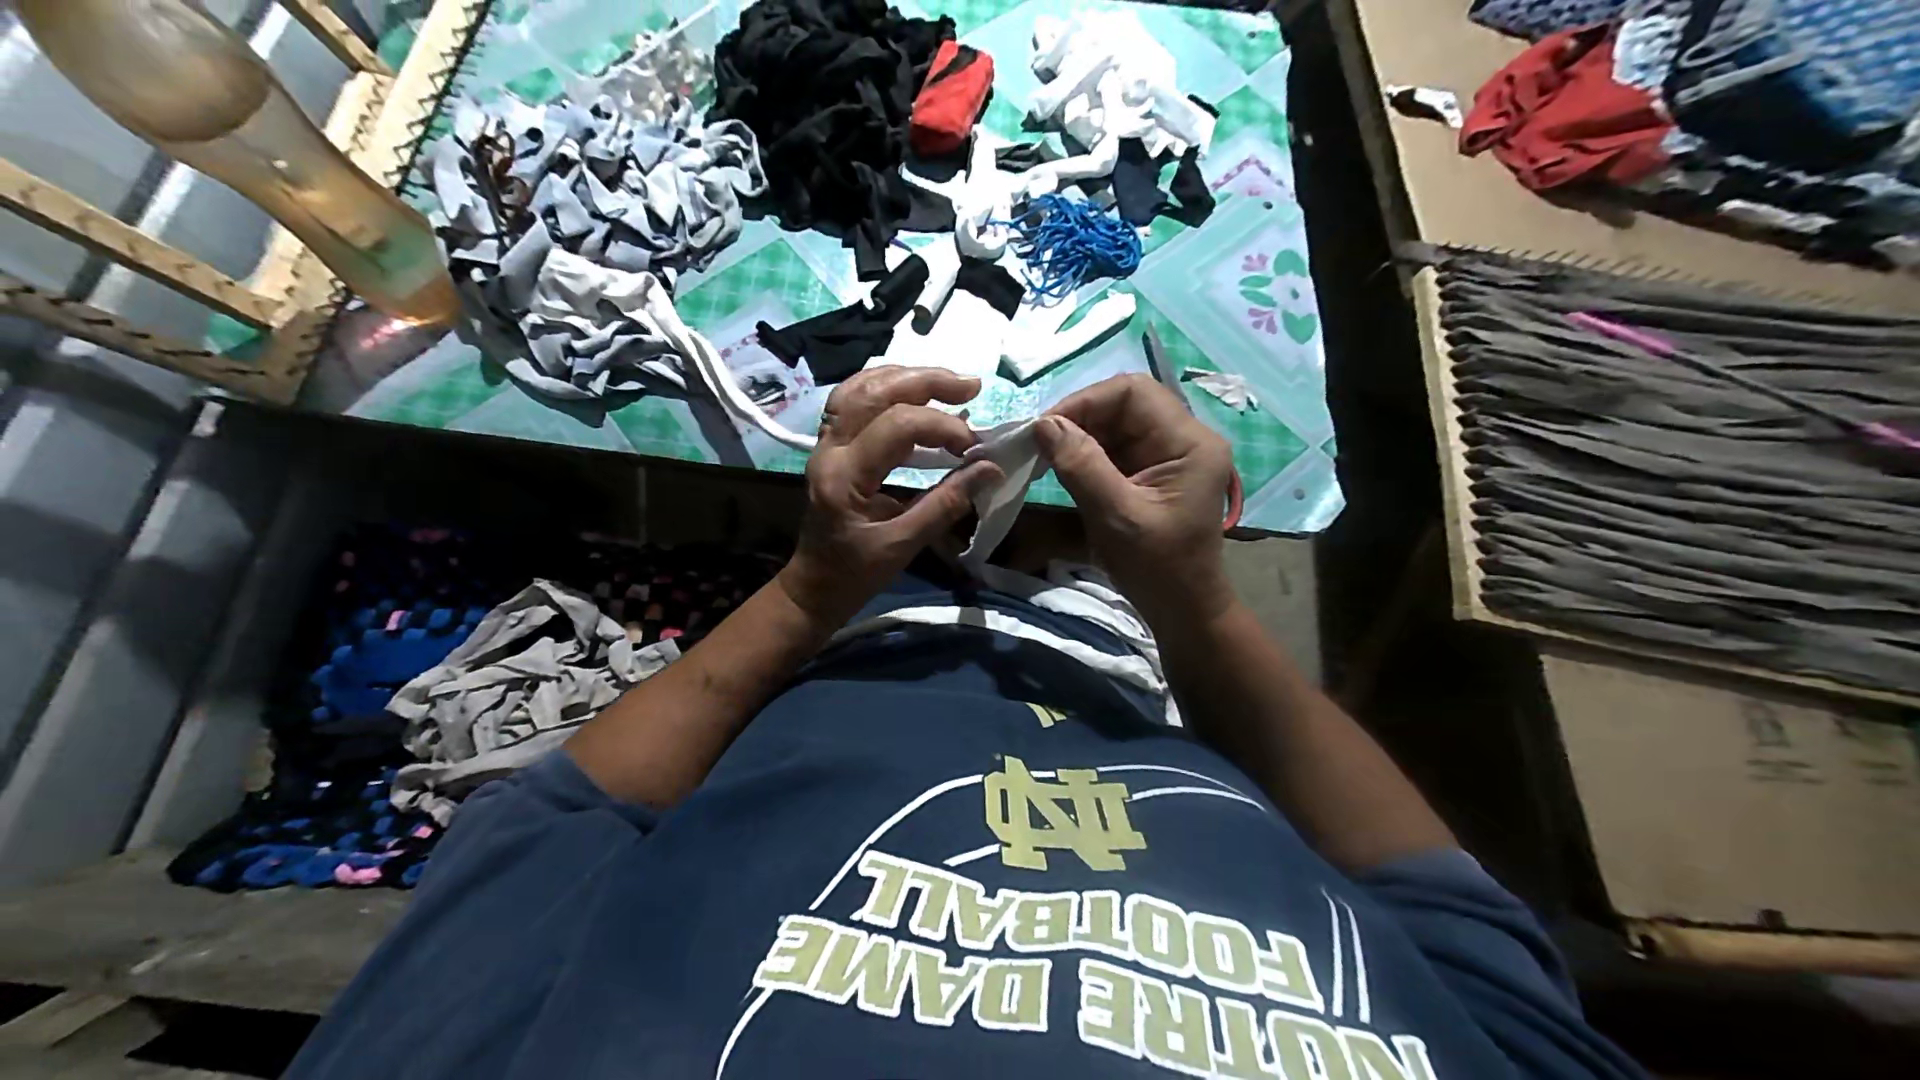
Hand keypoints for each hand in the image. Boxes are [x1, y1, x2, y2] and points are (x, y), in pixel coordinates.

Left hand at [777, 367, 1004, 625]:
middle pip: (875, 392)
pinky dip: (887, 389)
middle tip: (972, 386)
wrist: (813, 586)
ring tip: (947, 383)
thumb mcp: (903, 546)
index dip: (942, 427)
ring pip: (861, 387)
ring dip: (906, 378)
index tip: (974, 447)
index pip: (896, 427)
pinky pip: (854, 400)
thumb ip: (946, 504)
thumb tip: (991, 469)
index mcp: (843, 476)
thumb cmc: (854, 574)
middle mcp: (829, 449)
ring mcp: (825, 443)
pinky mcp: (831, 445)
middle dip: (927, 382)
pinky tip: (913, 392)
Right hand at [1037, 374, 1234, 626]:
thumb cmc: (1157, 568)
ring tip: (1043, 452)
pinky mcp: (1150, 470)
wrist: (1182, 610)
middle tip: (1039, 441)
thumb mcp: (1116, 517)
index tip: (1045, 427)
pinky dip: (1084, 450)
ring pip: (1115, 422)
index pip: (1133, 393)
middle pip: (1124, 403)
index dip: (1085, 401)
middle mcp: (1183, 438)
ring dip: (1077, 433)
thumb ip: (1081, 466)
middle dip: (1078, 417)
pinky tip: (1060, 463)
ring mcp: (1167, 453)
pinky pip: (1113, 444)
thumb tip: (1042, 424)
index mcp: (1189, 443)